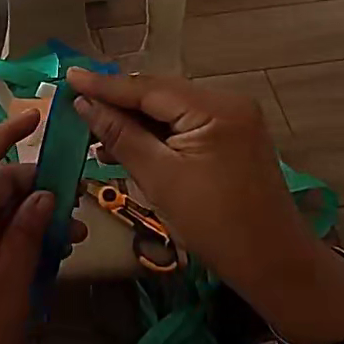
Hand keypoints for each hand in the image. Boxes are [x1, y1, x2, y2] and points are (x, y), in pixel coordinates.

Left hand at [0, 109, 79, 343]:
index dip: (7, 132)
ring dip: (35, 218)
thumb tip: (44, 193)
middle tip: (80, 204)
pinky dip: (20, 240)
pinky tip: (49, 258)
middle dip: (38, 188)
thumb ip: (29, 233)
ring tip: (75, 238)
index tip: (37, 117)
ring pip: (0, 213)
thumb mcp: (12, 282)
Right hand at [66, 69, 324, 304]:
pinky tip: (125, 144)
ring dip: (133, 120)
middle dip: (116, 102)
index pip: (147, 88)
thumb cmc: (214, 225)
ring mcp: (231, 119)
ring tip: (93, 130)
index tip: (68, 77)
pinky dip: (154, 133)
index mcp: (214, 108)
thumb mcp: (158, 177)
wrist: (275, 266)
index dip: (103, 84)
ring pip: (168, 109)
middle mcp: (226, 102)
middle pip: (158, 94)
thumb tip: (83, 103)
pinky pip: (181, 124)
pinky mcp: (230, 136)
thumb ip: (119, 134)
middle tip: (75, 102)